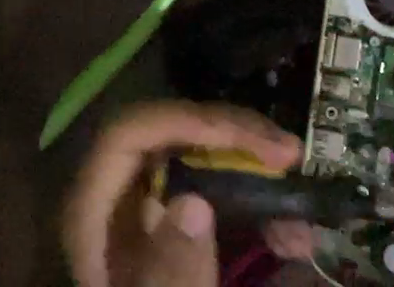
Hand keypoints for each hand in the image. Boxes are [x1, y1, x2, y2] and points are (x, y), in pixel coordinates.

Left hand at [62, 101, 302, 286]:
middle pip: (171, 141)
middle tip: (290, 155)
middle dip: (235, 144)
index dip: (187, 122)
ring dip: (256, 180)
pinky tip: (293, 241)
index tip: (253, 143)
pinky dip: (255, 215)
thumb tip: (193, 202)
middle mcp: (116, 206)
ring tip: (302, 216)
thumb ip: (169, 278)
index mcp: (91, 219)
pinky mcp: (175, 240)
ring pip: (201, 168)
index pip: (127, 136)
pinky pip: (216, 204)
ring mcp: (146, 221)